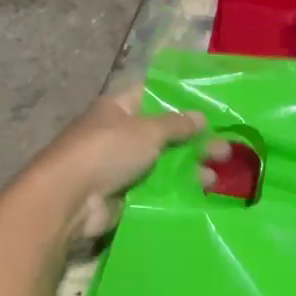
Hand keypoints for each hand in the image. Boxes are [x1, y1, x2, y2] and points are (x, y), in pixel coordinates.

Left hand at [29, 88, 221, 239]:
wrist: (69, 199)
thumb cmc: (107, 151)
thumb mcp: (147, 130)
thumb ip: (177, 124)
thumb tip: (201, 117)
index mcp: (120, 109)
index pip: (154, 95)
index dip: (182, 100)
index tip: (212, 108)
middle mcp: (121, 134)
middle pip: (166, 133)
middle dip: (195, 141)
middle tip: (226, 149)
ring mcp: (123, 165)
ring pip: (165, 163)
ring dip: (191, 168)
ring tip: (215, 177)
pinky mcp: (126, 193)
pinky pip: (159, 188)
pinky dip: (179, 189)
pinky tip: (201, 193)